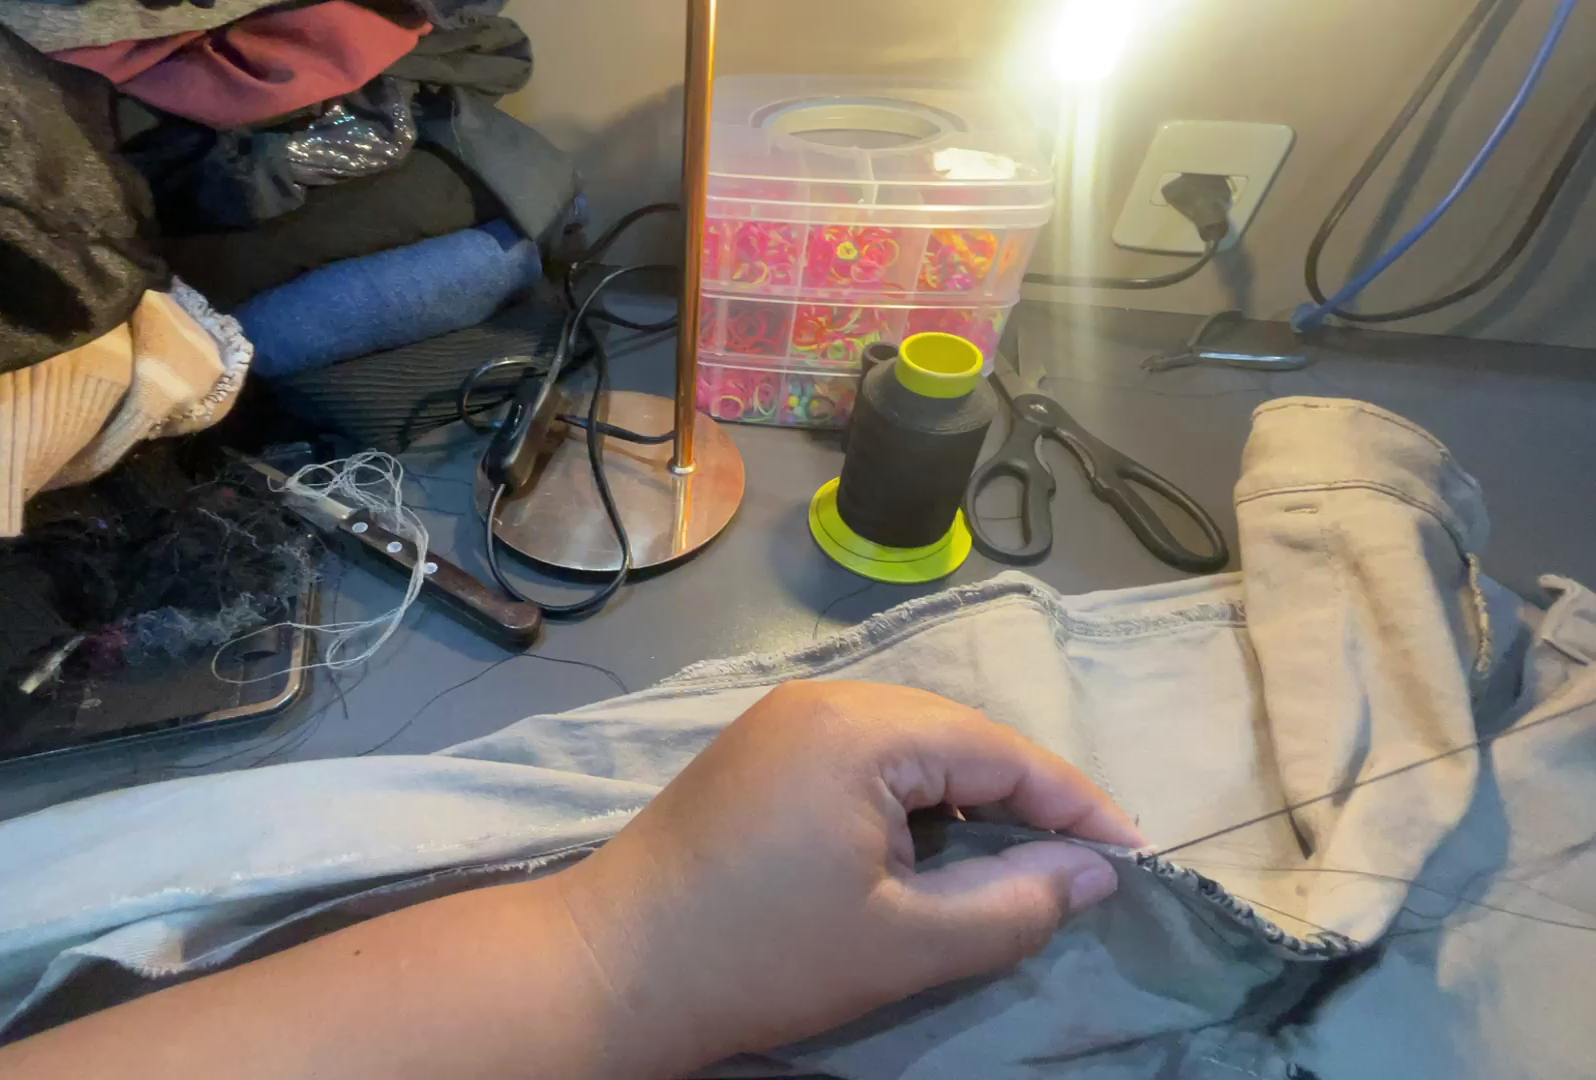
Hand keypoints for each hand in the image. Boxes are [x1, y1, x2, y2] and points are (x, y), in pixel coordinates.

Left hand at [547, 680, 1144, 1068]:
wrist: (622, 956)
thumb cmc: (765, 952)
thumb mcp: (906, 941)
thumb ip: (1013, 900)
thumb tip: (1095, 871)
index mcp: (858, 726)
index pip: (994, 747)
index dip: (1072, 800)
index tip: (1134, 856)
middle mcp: (819, 698)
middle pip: (949, 733)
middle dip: (1017, 794)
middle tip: (1075, 862)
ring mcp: (782, 716)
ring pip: (903, 739)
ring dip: (959, 793)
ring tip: (1007, 856)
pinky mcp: (760, 744)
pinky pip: (857, 751)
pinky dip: (903, 791)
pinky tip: (921, 839)